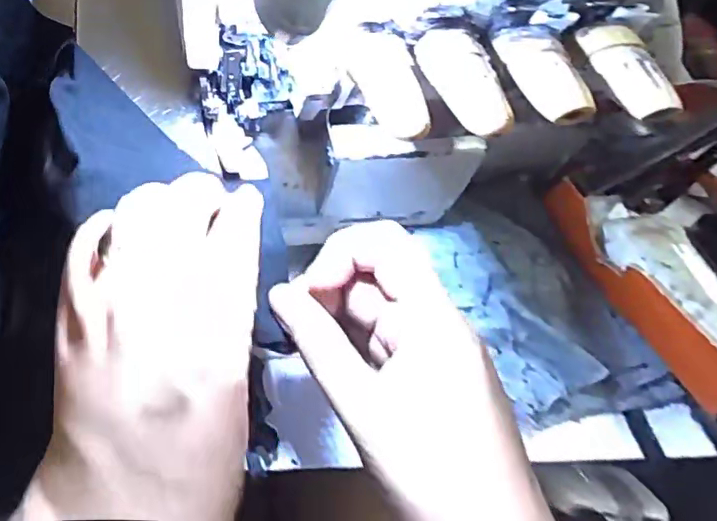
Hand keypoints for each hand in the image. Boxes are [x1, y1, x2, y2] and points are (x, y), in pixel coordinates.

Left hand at [16, 172, 263, 520]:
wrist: (109, 509)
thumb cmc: (193, 463)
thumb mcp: (238, 386)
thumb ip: (234, 310)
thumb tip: (231, 251)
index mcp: (214, 326)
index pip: (233, 231)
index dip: (243, 207)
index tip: (245, 202)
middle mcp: (160, 298)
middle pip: (184, 203)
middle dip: (204, 194)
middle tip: (210, 206)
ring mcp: (108, 298)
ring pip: (137, 207)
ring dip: (160, 203)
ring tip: (169, 218)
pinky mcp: (70, 307)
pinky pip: (86, 236)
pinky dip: (108, 224)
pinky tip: (122, 235)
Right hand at [268, 221, 549, 520]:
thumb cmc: (432, 471)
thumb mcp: (363, 407)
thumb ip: (317, 344)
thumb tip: (278, 293)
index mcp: (432, 314)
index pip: (384, 244)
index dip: (338, 255)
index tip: (305, 293)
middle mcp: (438, 320)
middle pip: (379, 274)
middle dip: (331, 286)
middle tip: (293, 320)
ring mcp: (437, 348)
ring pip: (379, 308)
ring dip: (338, 316)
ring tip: (302, 340)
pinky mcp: (433, 374)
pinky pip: (387, 339)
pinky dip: (355, 342)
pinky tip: (330, 359)